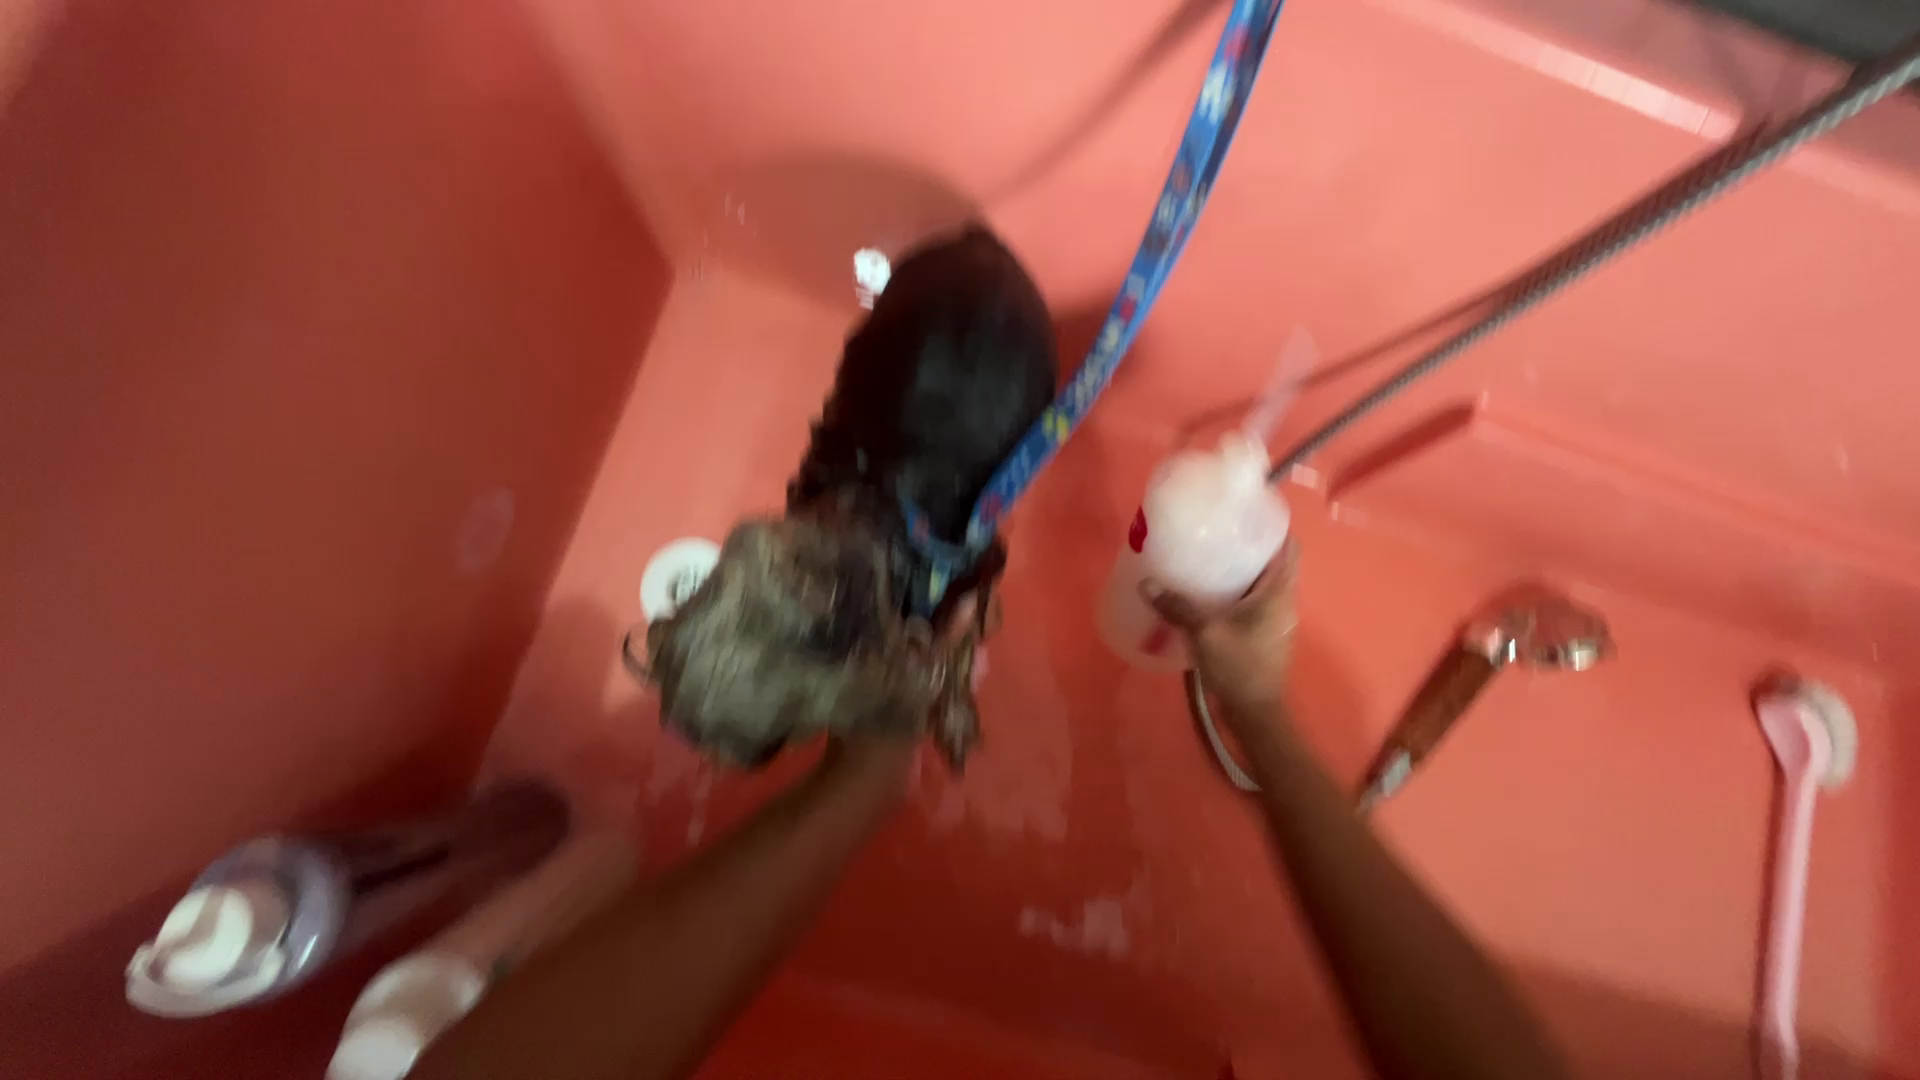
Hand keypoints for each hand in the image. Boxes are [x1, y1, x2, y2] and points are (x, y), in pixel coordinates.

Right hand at [1149, 542, 1297, 721]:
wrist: (1255, 711)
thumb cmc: (1239, 666)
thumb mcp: (1205, 632)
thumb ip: (1178, 606)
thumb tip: (1147, 582)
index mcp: (1279, 592)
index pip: (1289, 548)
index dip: (1274, 527)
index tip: (1248, 513)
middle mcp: (1283, 601)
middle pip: (1273, 562)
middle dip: (1249, 545)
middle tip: (1217, 531)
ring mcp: (1274, 619)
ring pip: (1261, 582)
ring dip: (1240, 569)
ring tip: (1208, 556)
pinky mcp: (1262, 633)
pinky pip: (1251, 600)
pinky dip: (1234, 590)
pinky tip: (1206, 591)